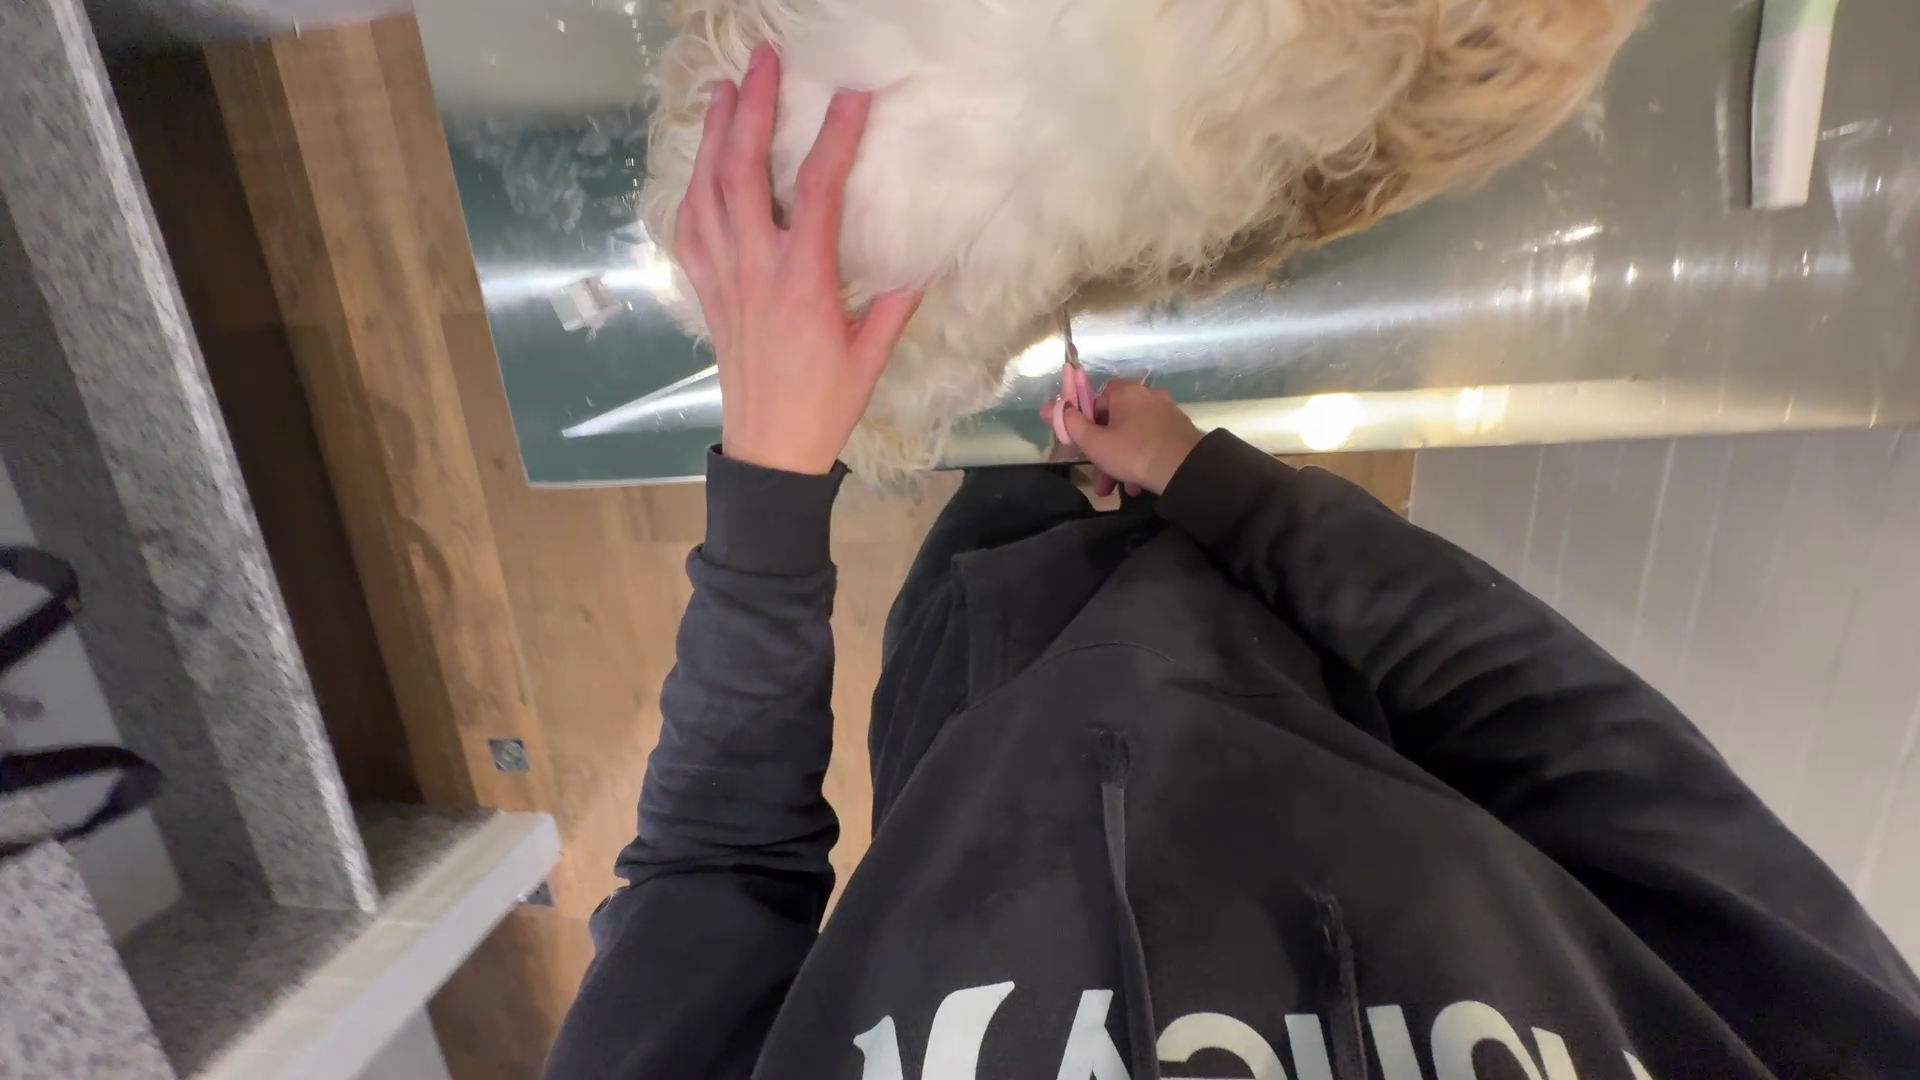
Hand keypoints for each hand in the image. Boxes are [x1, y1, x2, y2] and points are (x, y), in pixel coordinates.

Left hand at [674, 45, 920, 474]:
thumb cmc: (824, 405)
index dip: (836, 136)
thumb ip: (892, 308)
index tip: (851, 94)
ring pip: (706, 192)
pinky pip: (689, 230)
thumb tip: (916, 269)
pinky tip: (699, 172)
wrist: (770, 447)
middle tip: (760, 63)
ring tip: (721, 94)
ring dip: (712, 138)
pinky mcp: (707, 294)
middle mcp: (755, 269)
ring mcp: (723, 279)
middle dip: (750, 110)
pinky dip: (692, 191)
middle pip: (743, 173)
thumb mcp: (869, 357)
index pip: (818, 191)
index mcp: (802, 282)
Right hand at [1056, 379, 1204, 494]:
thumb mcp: (1094, 442)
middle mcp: (1147, 395)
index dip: (1087, 425)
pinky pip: (1151, 442)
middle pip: (1116, 422)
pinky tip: (1138, 484)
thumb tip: (1055, 407)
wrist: (1183, 468)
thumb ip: (1071, 424)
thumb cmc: (1132, 452)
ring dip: (1122, 462)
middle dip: (1105, 452)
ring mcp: (1166, 411)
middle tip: (1100, 477)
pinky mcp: (1179, 429)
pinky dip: (1142, 460)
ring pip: (1133, 436)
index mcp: (1125, 392)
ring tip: (1118, 488)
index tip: (1087, 447)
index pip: (1097, 401)